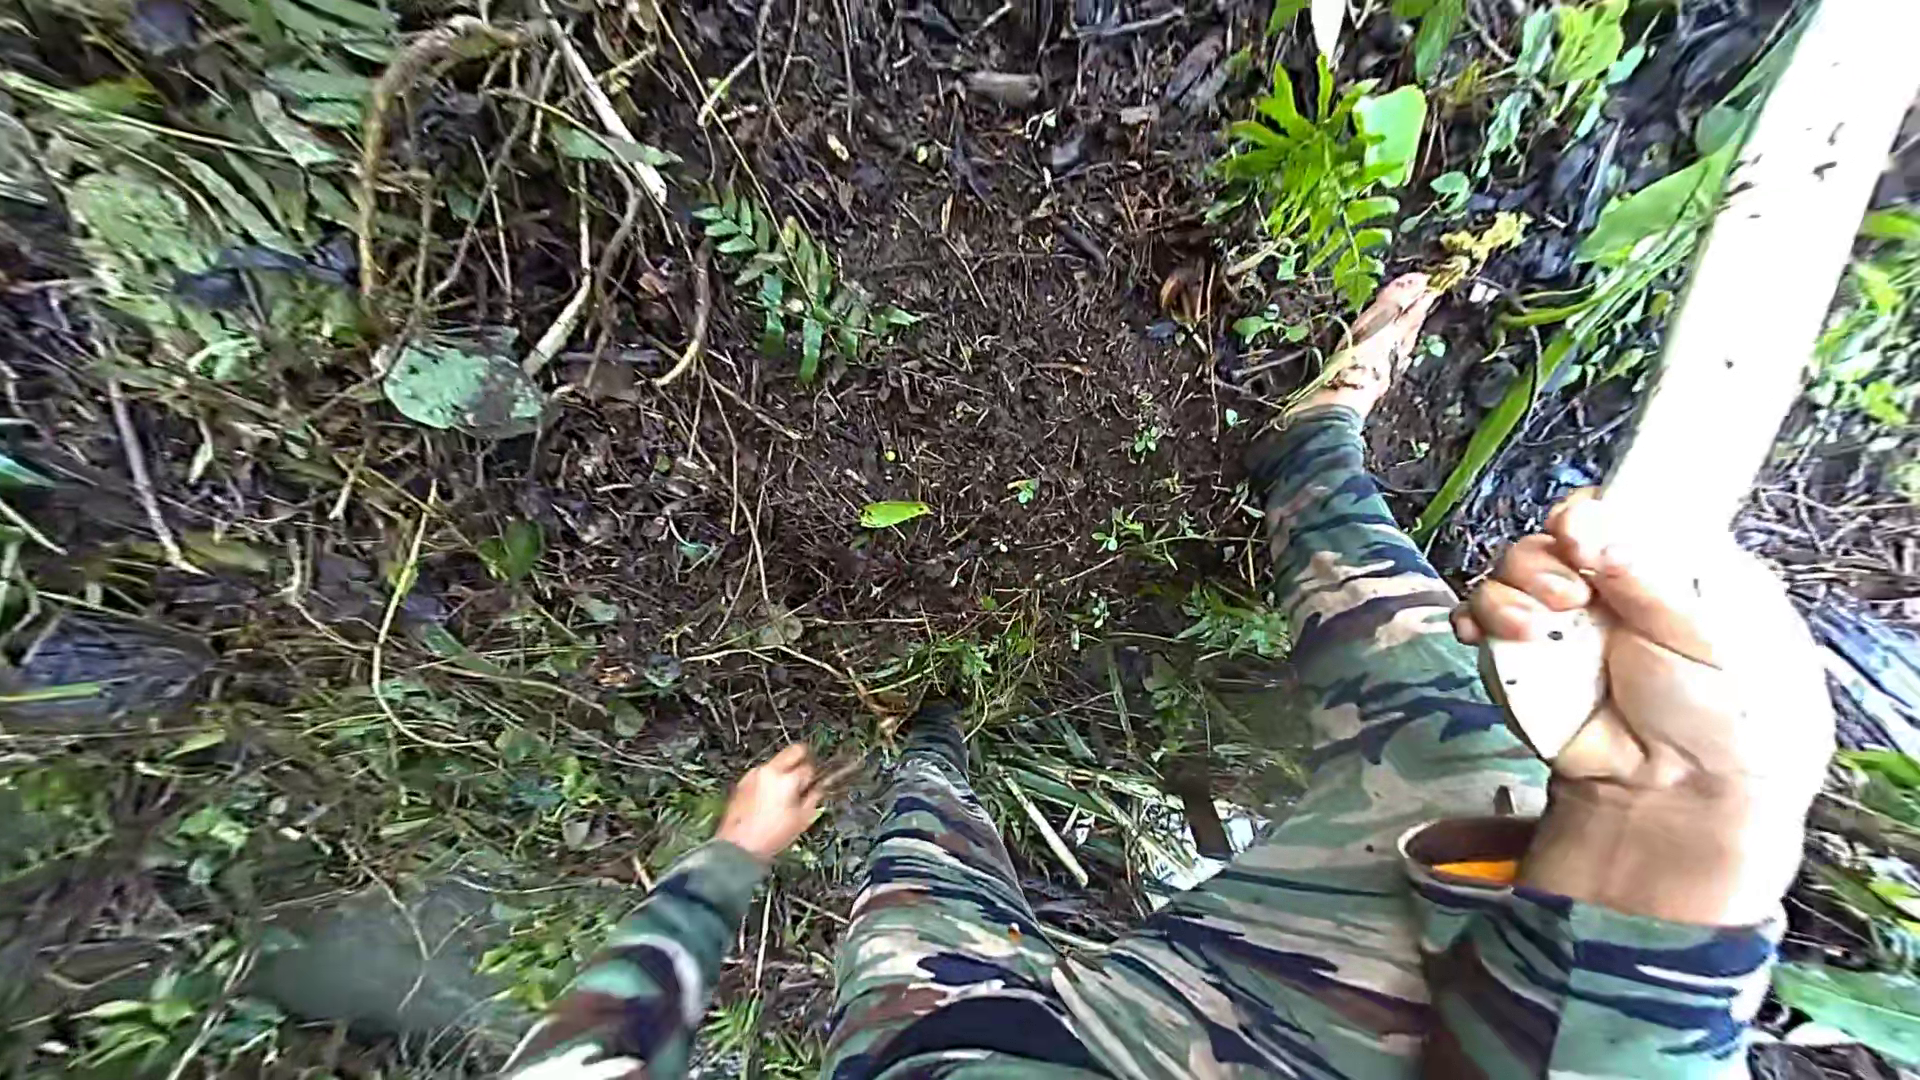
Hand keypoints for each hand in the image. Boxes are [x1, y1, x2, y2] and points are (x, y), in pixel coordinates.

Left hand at [714, 744, 824, 861]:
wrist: (736, 848)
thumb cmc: (769, 837)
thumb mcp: (801, 820)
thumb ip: (814, 798)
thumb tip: (818, 787)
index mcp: (788, 780)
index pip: (809, 767)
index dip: (813, 778)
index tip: (812, 785)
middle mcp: (771, 771)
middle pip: (795, 750)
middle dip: (802, 760)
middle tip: (803, 776)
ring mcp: (755, 774)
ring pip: (778, 761)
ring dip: (784, 771)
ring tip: (782, 793)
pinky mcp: (743, 781)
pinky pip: (763, 773)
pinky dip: (768, 779)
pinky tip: (767, 798)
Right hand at [1454, 492, 1832, 923]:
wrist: (1665, 785)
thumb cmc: (1721, 715)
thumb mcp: (1712, 642)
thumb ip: (1655, 584)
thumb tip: (1598, 533)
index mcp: (1658, 572)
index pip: (1611, 517)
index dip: (1587, 518)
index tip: (1579, 536)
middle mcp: (1598, 587)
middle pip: (1543, 543)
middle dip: (1539, 562)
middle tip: (1565, 596)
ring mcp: (1548, 618)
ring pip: (1499, 576)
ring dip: (1505, 595)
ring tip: (1531, 629)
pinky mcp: (1510, 649)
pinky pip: (1469, 615)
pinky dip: (1468, 619)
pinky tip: (1480, 635)